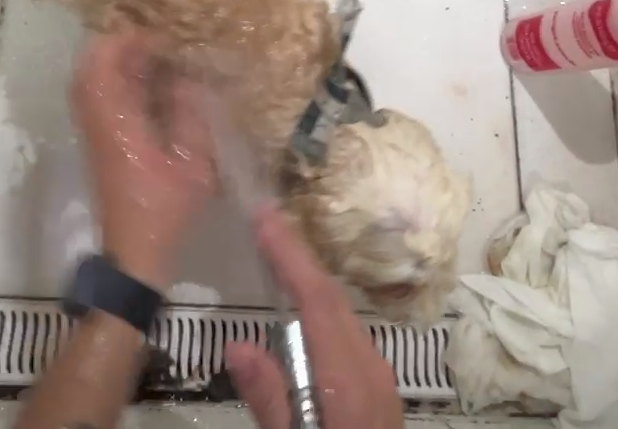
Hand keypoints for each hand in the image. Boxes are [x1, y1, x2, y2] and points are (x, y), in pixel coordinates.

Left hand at [70, 31, 214, 290]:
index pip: (104, 61)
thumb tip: (186, 77)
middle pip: (91, 63)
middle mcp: (97, 118)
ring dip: (121, 62)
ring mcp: (94, 129)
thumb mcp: (192, 163)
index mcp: (116, 119)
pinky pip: (101, 95)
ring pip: (92, 78)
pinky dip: (121, 81)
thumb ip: (190, 113)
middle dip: (123, 45)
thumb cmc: (165, 208)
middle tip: (160, 46)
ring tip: (160, 60)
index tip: (164, 40)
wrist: (134, 252)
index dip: (130, 40)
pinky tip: (154, 86)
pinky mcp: (100, 139)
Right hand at [225, 205, 404, 428]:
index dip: (290, 254)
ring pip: (340, 315)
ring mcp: (379, 381)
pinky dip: (319, 310)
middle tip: (262, 221)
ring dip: (307, 281)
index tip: (264, 216)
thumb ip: (272, 402)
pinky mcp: (378, 393)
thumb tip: (238, 343)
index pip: (318, 302)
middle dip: (296, 256)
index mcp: (350, 383)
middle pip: (331, 300)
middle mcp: (371, 371)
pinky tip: (299, 312)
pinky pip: (345, 335)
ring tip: (274, 252)